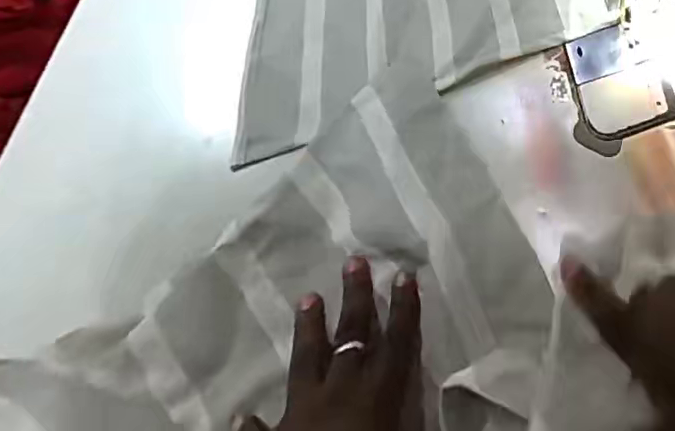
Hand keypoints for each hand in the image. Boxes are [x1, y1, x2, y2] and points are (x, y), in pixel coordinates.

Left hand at [241, 257, 421, 430]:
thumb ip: (412, 421)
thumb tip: (431, 413)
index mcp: (375, 396)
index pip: (395, 344)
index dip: (404, 310)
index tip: (405, 274)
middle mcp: (339, 393)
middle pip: (350, 336)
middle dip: (355, 298)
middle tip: (354, 260)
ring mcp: (300, 415)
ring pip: (306, 362)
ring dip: (308, 331)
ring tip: (306, 297)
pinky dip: (252, 426)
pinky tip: (242, 415)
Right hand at [563, 260, 674, 430]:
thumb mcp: (674, 425)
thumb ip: (645, 413)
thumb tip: (618, 419)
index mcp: (643, 337)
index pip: (603, 309)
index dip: (583, 287)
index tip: (567, 260)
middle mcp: (665, 303)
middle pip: (644, 296)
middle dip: (647, 314)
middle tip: (663, 346)